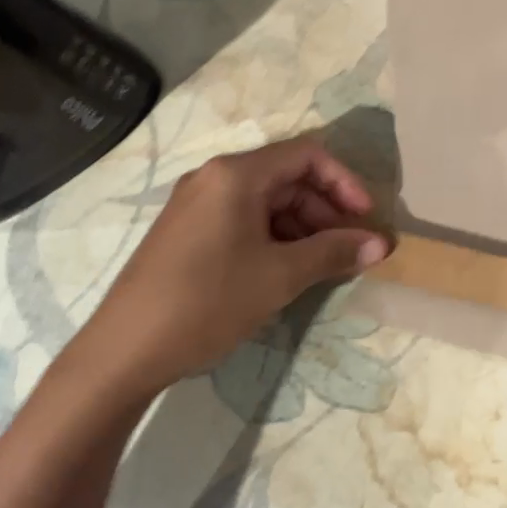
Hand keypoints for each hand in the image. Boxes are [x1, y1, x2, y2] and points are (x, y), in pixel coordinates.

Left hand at [71, 136, 387, 396]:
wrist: (123, 352)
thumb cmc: (207, 302)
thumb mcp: (280, 277)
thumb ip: (334, 252)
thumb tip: (383, 244)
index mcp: (236, 174)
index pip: (307, 155)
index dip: (345, 182)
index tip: (366, 219)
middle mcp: (214, 177)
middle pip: (288, 176)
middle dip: (327, 209)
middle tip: (351, 249)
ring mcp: (197, 204)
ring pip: (267, 201)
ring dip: (304, 226)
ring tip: (325, 265)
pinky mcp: (187, 232)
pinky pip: (244, 219)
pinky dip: (275, 237)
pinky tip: (288, 271)